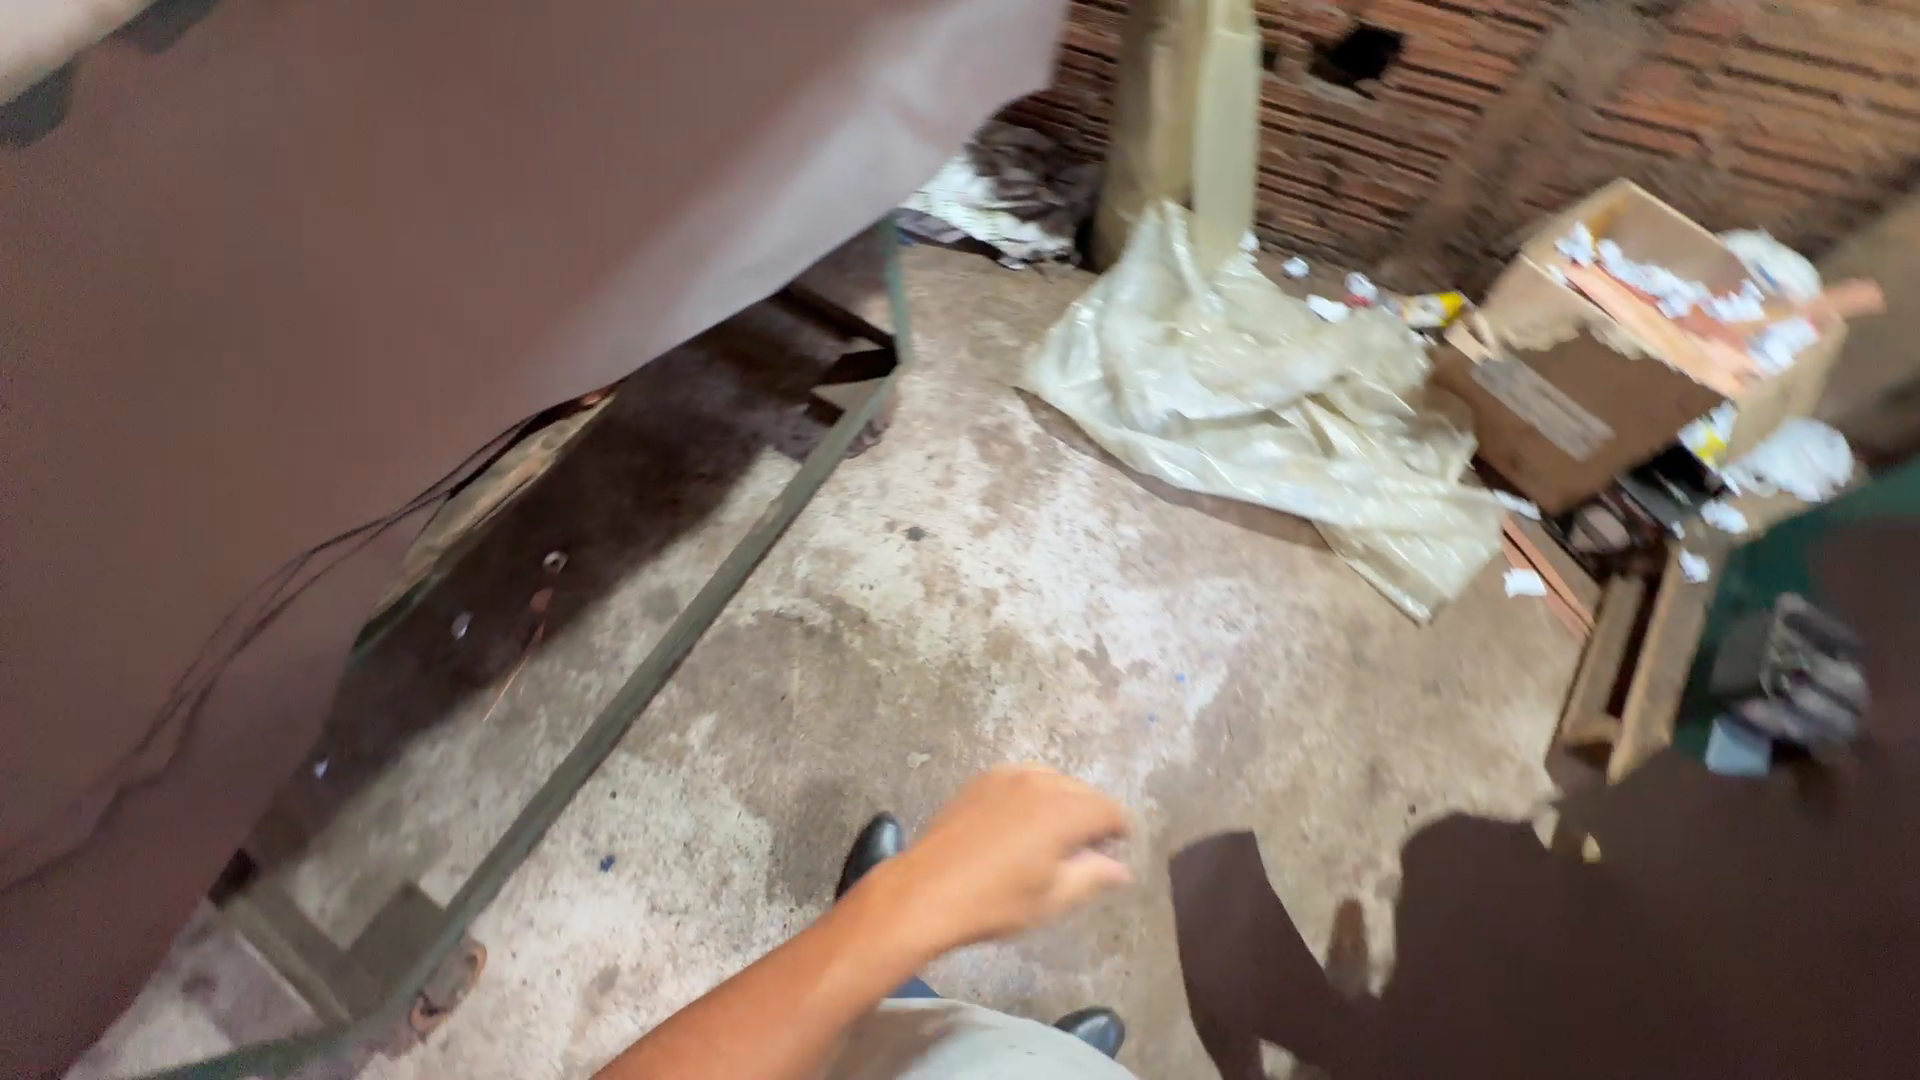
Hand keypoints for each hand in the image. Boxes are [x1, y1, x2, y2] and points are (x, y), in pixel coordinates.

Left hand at [870, 765, 1132, 954]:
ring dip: (1063, 801)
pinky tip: (1022, 821)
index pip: (1108, 808)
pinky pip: (1021, 777)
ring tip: (1055, 834)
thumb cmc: (995, 902)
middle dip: (1092, 815)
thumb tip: (1121, 868)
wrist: (927, 890)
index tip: (1117, 848)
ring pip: (1051, 780)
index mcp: (1062, 810)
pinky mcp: (981, 779)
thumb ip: (1093, 876)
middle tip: (1089, 848)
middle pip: (1082, 790)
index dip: (1119, 828)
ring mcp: (1006, 775)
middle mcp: (1038, 782)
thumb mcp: (1052, 899)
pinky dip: (1033, 793)